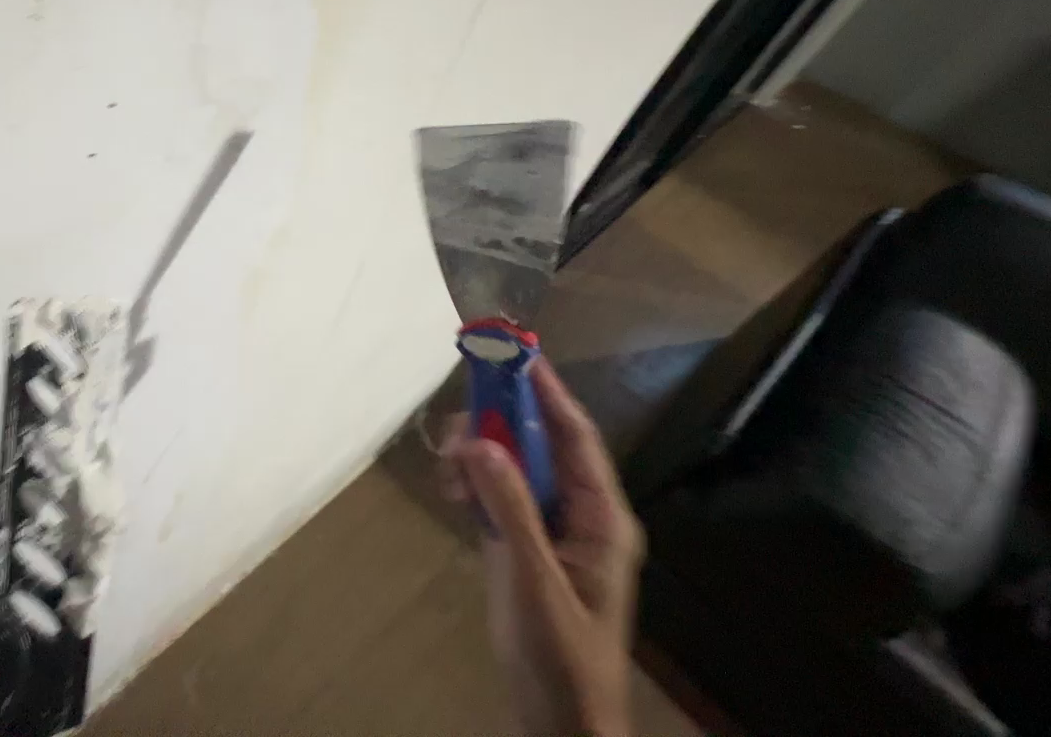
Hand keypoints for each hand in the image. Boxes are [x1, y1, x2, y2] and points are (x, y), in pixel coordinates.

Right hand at [437, 354, 644, 736]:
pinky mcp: (525, 543)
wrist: (559, 721)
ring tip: (448, 469)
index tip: (515, 351)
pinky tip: (453, 494)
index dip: (546, 390)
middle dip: (497, 425)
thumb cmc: (559, 654)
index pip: (575, 436)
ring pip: (513, 466)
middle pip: (539, 445)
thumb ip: (508, 508)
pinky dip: (473, 485)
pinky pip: (498, 494)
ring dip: (479, 458)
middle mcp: (579, 512)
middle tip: (456, 424)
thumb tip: (478, 442)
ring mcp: (551, 527)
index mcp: (601, 517)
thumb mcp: (532, 579)